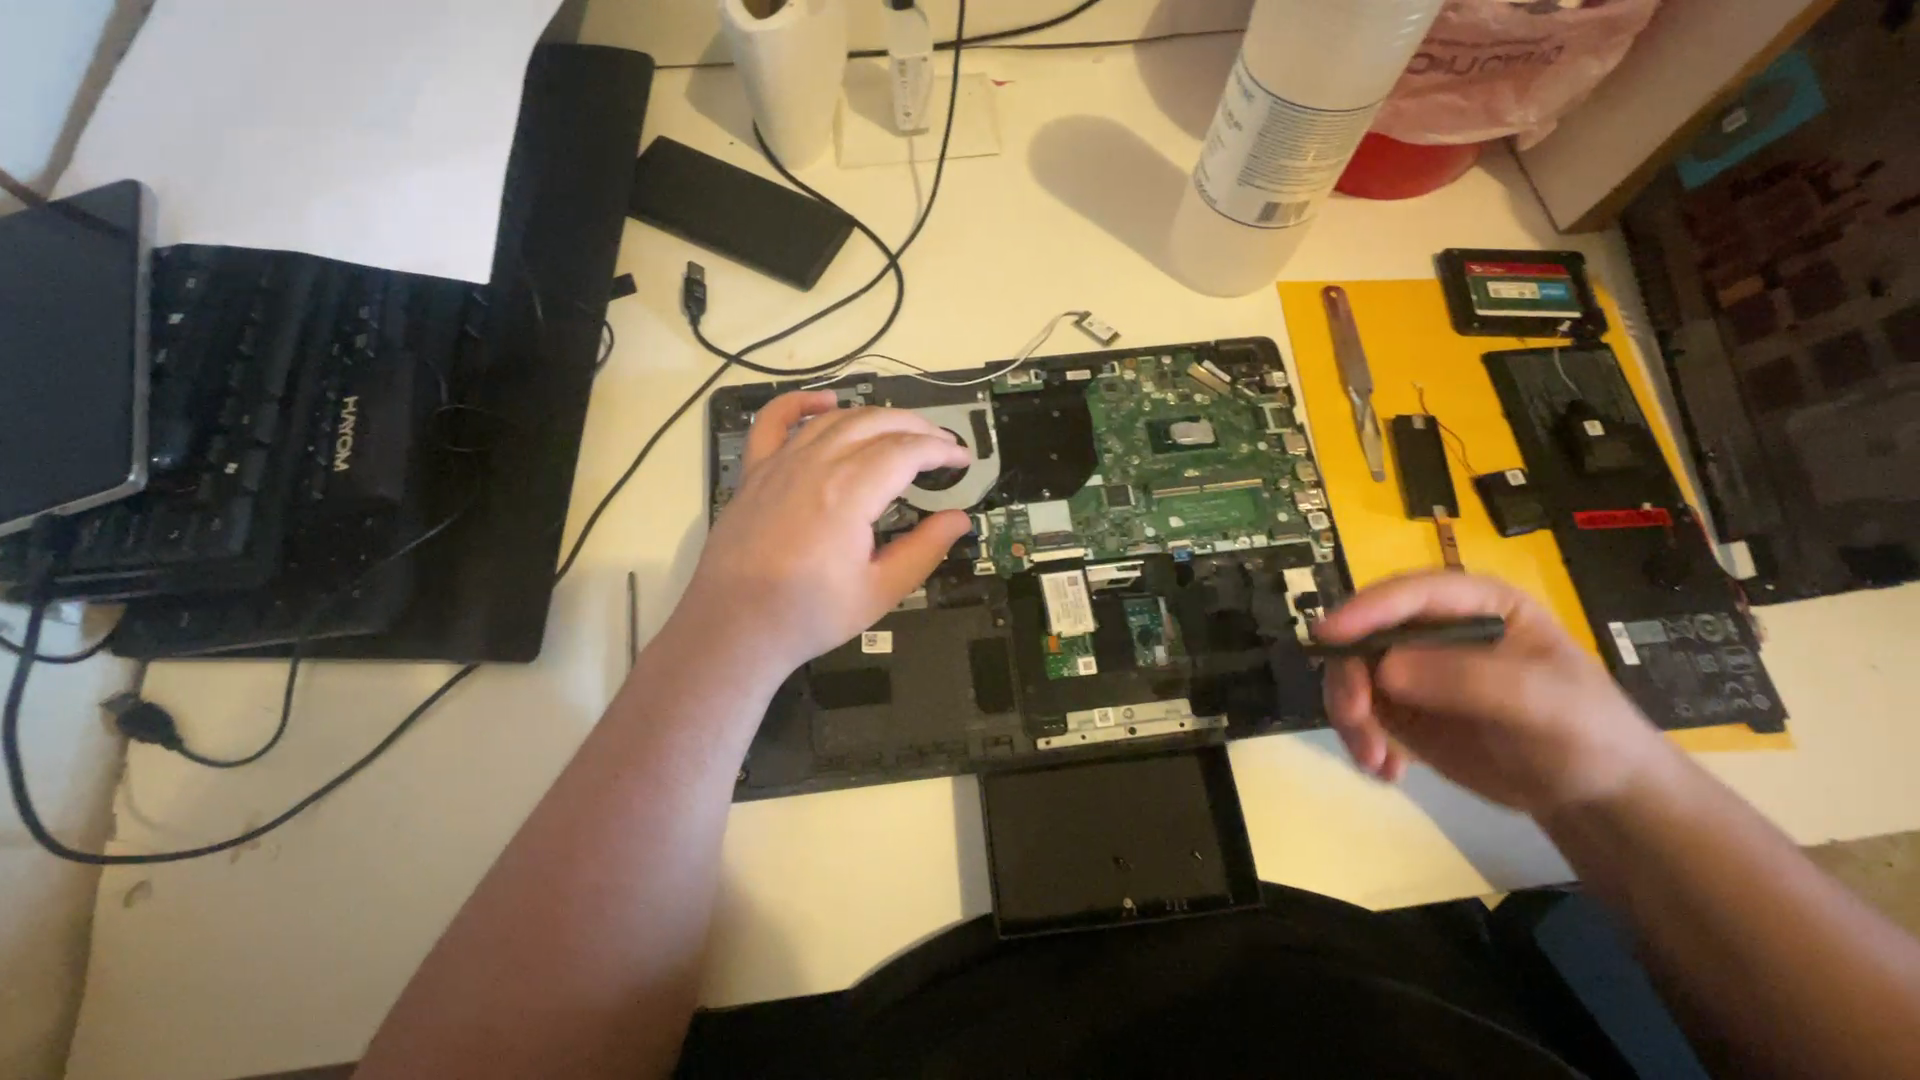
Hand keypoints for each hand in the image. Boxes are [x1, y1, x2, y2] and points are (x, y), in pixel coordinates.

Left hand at [674, 390, 972, 677]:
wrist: (734, 627)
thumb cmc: (809, 615)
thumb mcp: (879, 591)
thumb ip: (924, 550)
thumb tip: (958, 519)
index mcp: (849, 492)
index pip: (906, 451)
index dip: (940, 450)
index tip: (962, 460)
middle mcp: (815, 464)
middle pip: (875, 424)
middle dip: (916, 428)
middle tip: (942, 445)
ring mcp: (780, 463)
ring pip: (835, 419)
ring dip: (875, 417)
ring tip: (902, 431)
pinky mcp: (754, 472)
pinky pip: (774, 421)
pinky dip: (800, 404)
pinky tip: (825, 402)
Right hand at [1316, 571, 1675, 817]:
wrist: (1592, 791)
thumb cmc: (1582, 729)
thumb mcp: (1542, 699)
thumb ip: (1467, 679)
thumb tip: (1385, 670)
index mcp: (1474, 603)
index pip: (1409, 594)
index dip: (1366, 609)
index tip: (1328, 636)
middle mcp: (1432, 628)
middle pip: (1364, 634)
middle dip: (1349, 677)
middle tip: (1355, 720)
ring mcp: (1410, 668)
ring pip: (1350, 675)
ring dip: (1350, 716)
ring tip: (1376, 762)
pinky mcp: (1399, 708)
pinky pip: (1357, 713)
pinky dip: (1359, 740)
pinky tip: (1387, 772)